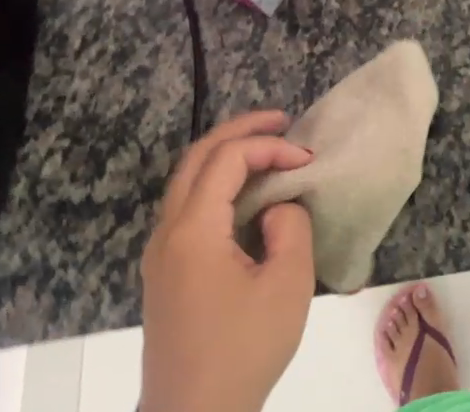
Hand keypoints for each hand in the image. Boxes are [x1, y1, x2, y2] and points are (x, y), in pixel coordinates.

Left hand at [140, 111, 315, 411]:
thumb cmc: (243, 349)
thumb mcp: (287, 285)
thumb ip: (289, 227)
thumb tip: (277, 208)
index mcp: (193, 230)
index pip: (228, 159)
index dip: (270, 147)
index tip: (308, 160)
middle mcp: (167, 232)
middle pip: (197, 157)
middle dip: (241, 131)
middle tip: (283, 120)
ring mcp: (161, 253)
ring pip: (187, 180)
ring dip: (227, 155)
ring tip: (269, 149)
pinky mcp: (166, 273)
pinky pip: (188, 207)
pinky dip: (219, 184)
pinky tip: (249, 194)